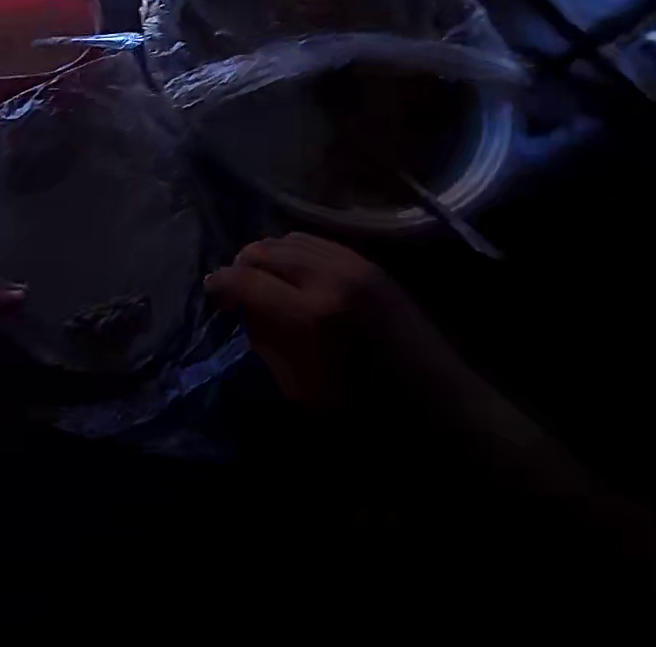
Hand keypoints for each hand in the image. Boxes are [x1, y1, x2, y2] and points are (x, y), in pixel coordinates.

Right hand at [206, 232, 441, 410]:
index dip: (220, 284)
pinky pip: (317, 243)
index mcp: (312, 316)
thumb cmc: (366, 416)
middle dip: (242, 267)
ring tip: (263, 279)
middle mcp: (331, 278)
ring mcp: (355, 266)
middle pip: (264, 250)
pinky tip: (293, 273)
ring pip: (289, 239)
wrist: (443, 413)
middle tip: (237, 289)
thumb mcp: (299, 387)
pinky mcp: (371, 264)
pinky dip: (295, 252)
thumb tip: (244, 308)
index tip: (212, 293)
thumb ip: (265, 339)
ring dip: (268, 256)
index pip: (245, 280)